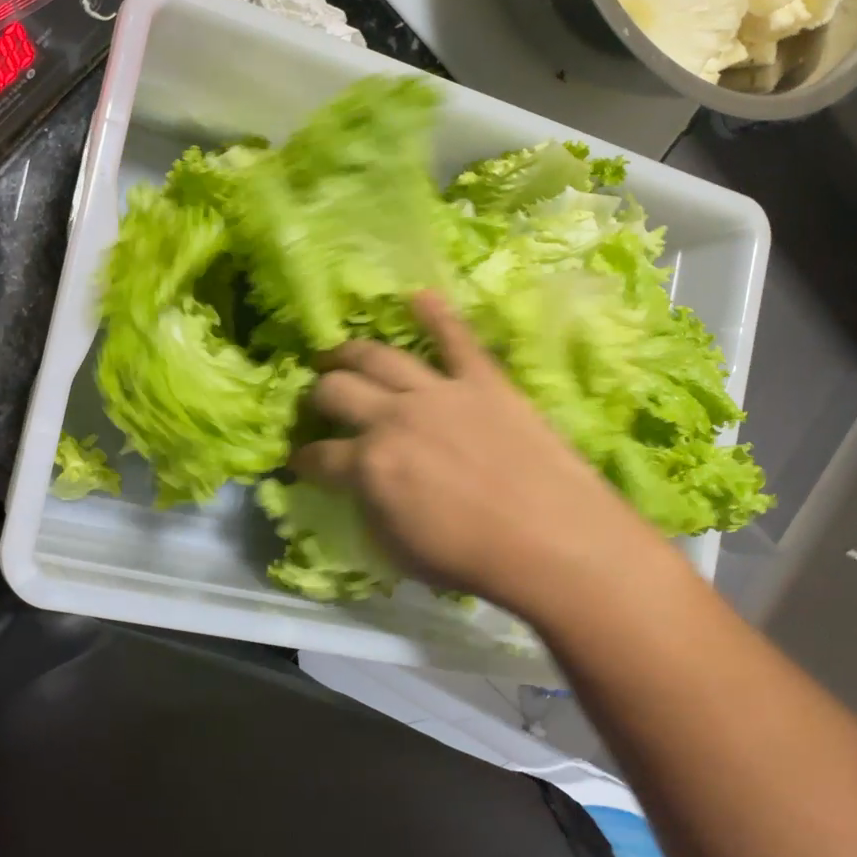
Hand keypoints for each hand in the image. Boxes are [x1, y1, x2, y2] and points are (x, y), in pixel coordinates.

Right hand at [289, 291, 671, 616]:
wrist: (557, 545)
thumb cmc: (471, 559)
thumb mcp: (395, 548)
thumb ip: (367, 508)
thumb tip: (359, 487)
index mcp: (366, 465)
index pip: (316, 456)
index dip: (301, 459)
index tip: (299, 462)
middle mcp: (391, 418)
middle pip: (335, 391)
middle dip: (317, 396)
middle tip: (318, 402)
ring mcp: (438, 394)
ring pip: (379, 357)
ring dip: (349, 353)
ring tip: (336, 354)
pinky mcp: (483, 382)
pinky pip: (456, 339)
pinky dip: (436, 314)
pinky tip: (418, 296)